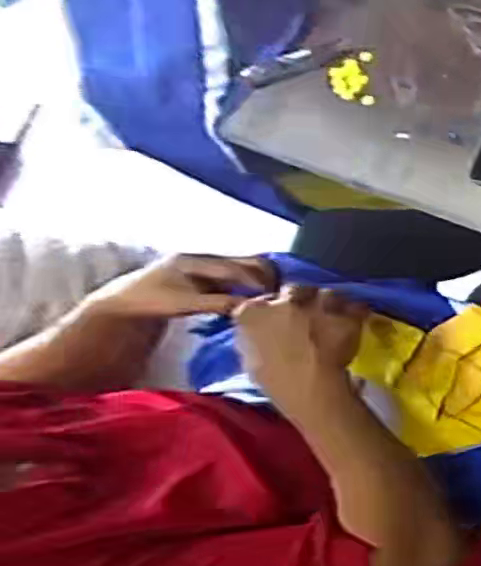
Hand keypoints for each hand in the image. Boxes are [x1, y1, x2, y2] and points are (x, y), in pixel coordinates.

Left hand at [84, 254, 275, 319]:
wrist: (119, 306)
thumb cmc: (148, 302)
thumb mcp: (184, 304)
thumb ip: (220, 303)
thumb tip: (257, 306)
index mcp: (195, 261)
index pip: (240, 267)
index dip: (260, 283)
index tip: (273, 299)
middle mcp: (205, 259)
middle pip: (252, 263)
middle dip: (269, 279)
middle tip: (276, 299)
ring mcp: (208, 267)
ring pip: (251, 269)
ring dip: (263, 283)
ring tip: (268, 301)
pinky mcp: (211, 277)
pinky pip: (242, 277)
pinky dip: (254, 287)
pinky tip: (254, 300)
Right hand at [233, 285, 369, 412]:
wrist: (307, 380)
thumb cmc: (273, 374)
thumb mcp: (249, 350)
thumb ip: (256, 331)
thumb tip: (266, 328)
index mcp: (251, 311)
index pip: (264, 299)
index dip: (277, 305)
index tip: (285, 313)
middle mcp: (284, 302)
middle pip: (297, 289)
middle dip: (304, 297)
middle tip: (313, 311)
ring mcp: (316, 305)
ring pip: (328, 293)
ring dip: (332, 302)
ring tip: (337, 314)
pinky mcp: (345, 313)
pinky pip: (355, 305)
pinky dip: (356, 310)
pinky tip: (357, 318)